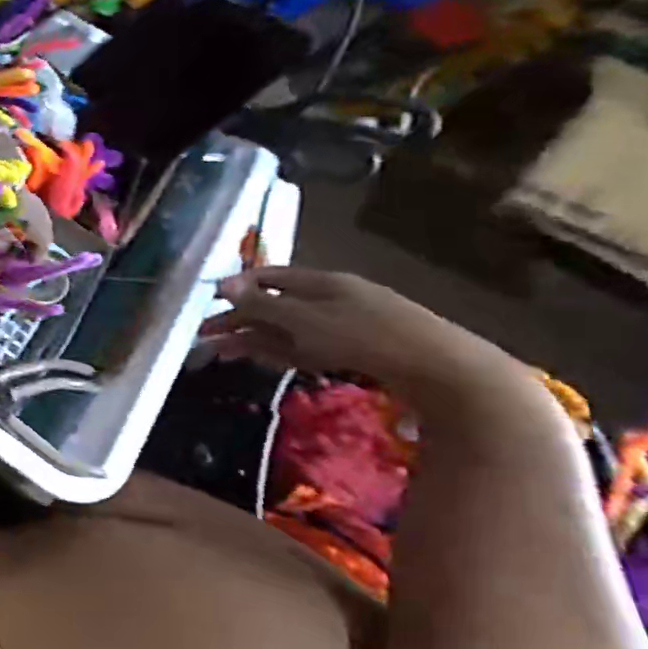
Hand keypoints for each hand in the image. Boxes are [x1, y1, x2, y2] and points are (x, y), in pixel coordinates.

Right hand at [201, 267, 518, 397]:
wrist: (444, 372)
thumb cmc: (368, 336)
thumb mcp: (306, 319)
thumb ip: (262, 304)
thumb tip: (221, 286)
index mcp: (322, 281)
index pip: (267, 276)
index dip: (235, 286)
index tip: (206, 301)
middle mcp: (330, 298)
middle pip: (273, 304)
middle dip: (236, 319)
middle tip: (203, 335)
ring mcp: (343, 325)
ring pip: (285, 329)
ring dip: (250, 339)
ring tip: (220, 353)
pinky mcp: (353, 352)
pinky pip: (304, 347)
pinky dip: (278, 351)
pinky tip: (261, 359)